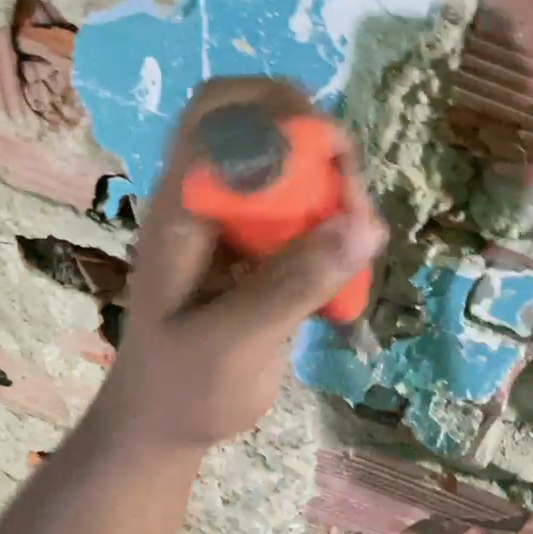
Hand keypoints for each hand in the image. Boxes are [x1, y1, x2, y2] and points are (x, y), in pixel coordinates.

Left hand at [93, 78, 386, 452]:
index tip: (330, 149)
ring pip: (297, 175)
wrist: (168, 425)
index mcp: (183, 209)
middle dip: (319, 151)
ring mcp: (241, 230)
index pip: (217, 114)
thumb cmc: (184, 386)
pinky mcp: (267, 257)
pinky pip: (310, 220)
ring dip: (336, 192)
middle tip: (353, 201)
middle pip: (268, 133)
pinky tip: (353, 264)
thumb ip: (292, 285)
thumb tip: (364, 226)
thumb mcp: (233, 342)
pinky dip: (338, 230)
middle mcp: (213, 206)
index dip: (273, 108)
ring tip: (362, 238)